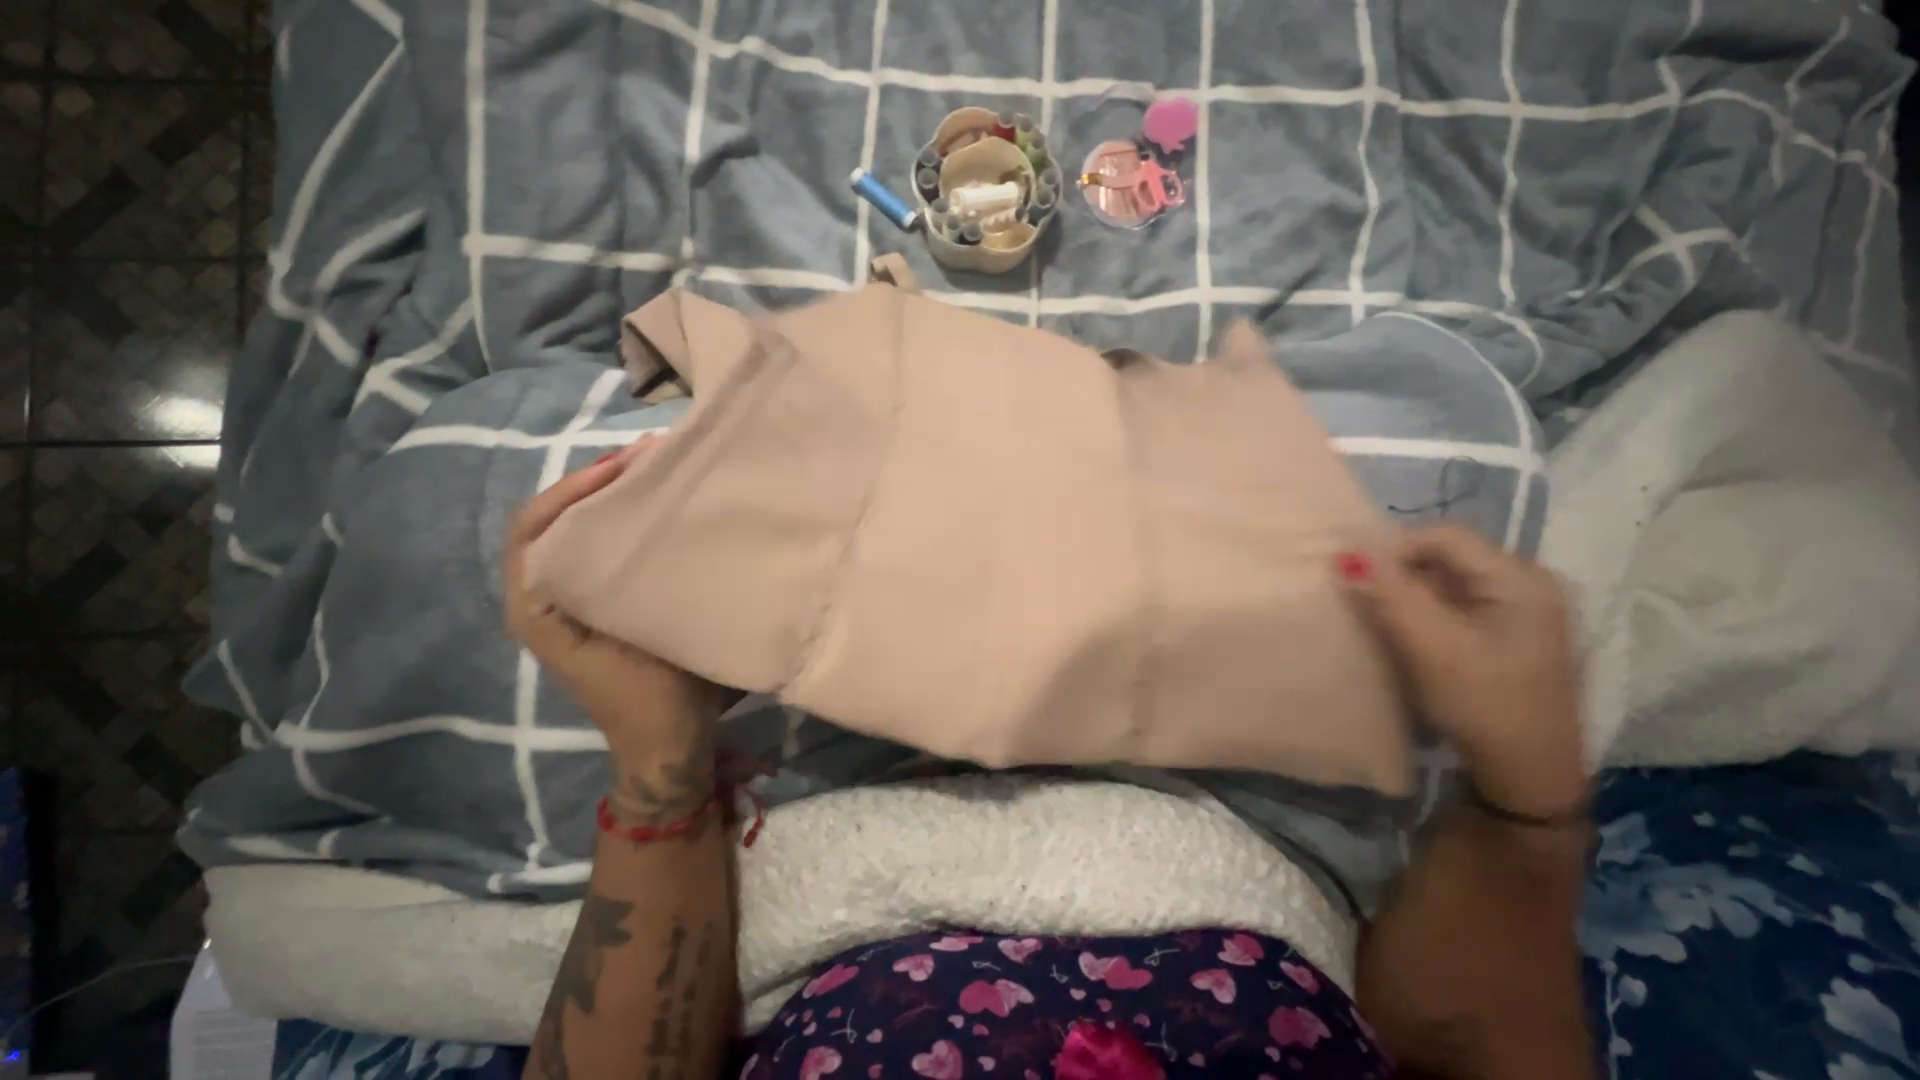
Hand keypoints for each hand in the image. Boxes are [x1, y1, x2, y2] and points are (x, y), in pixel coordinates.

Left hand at [503, 435, 736, 794]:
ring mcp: (567, 603)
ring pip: (575, 531)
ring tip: (653, 475)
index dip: (574, 487)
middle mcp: (540, 598)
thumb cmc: (652, 695)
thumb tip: (642, 507)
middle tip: (646, 459)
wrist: (665, 747)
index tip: (626, 465)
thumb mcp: (637, 634)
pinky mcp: (593, 606)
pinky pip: (597, 549)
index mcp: (535, 606)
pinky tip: (655, 513)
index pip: (533, 524)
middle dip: (594, 484)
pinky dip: (620, 524)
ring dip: (608, 501)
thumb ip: (627, 576)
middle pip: (553, 520)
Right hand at [1338, 524, 1585, 819]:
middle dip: (1398, 573)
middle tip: (1360, 598)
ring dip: (1408, 595)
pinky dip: (1425, 614)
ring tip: (1376, 617)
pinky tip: (1405, 637)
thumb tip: (1348, 552)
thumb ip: (1392, 595)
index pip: (1443, 537)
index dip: (1392, 548)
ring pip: (1448, 584)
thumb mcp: (1432, 647)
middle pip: (1446, 557)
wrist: (1529, 776)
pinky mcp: (1510, 638)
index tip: (1351, 577)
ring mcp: (1522, 612)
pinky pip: (1457, 607)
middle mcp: (1527, 584)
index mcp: (1520, 578)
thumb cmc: (1485, 705)